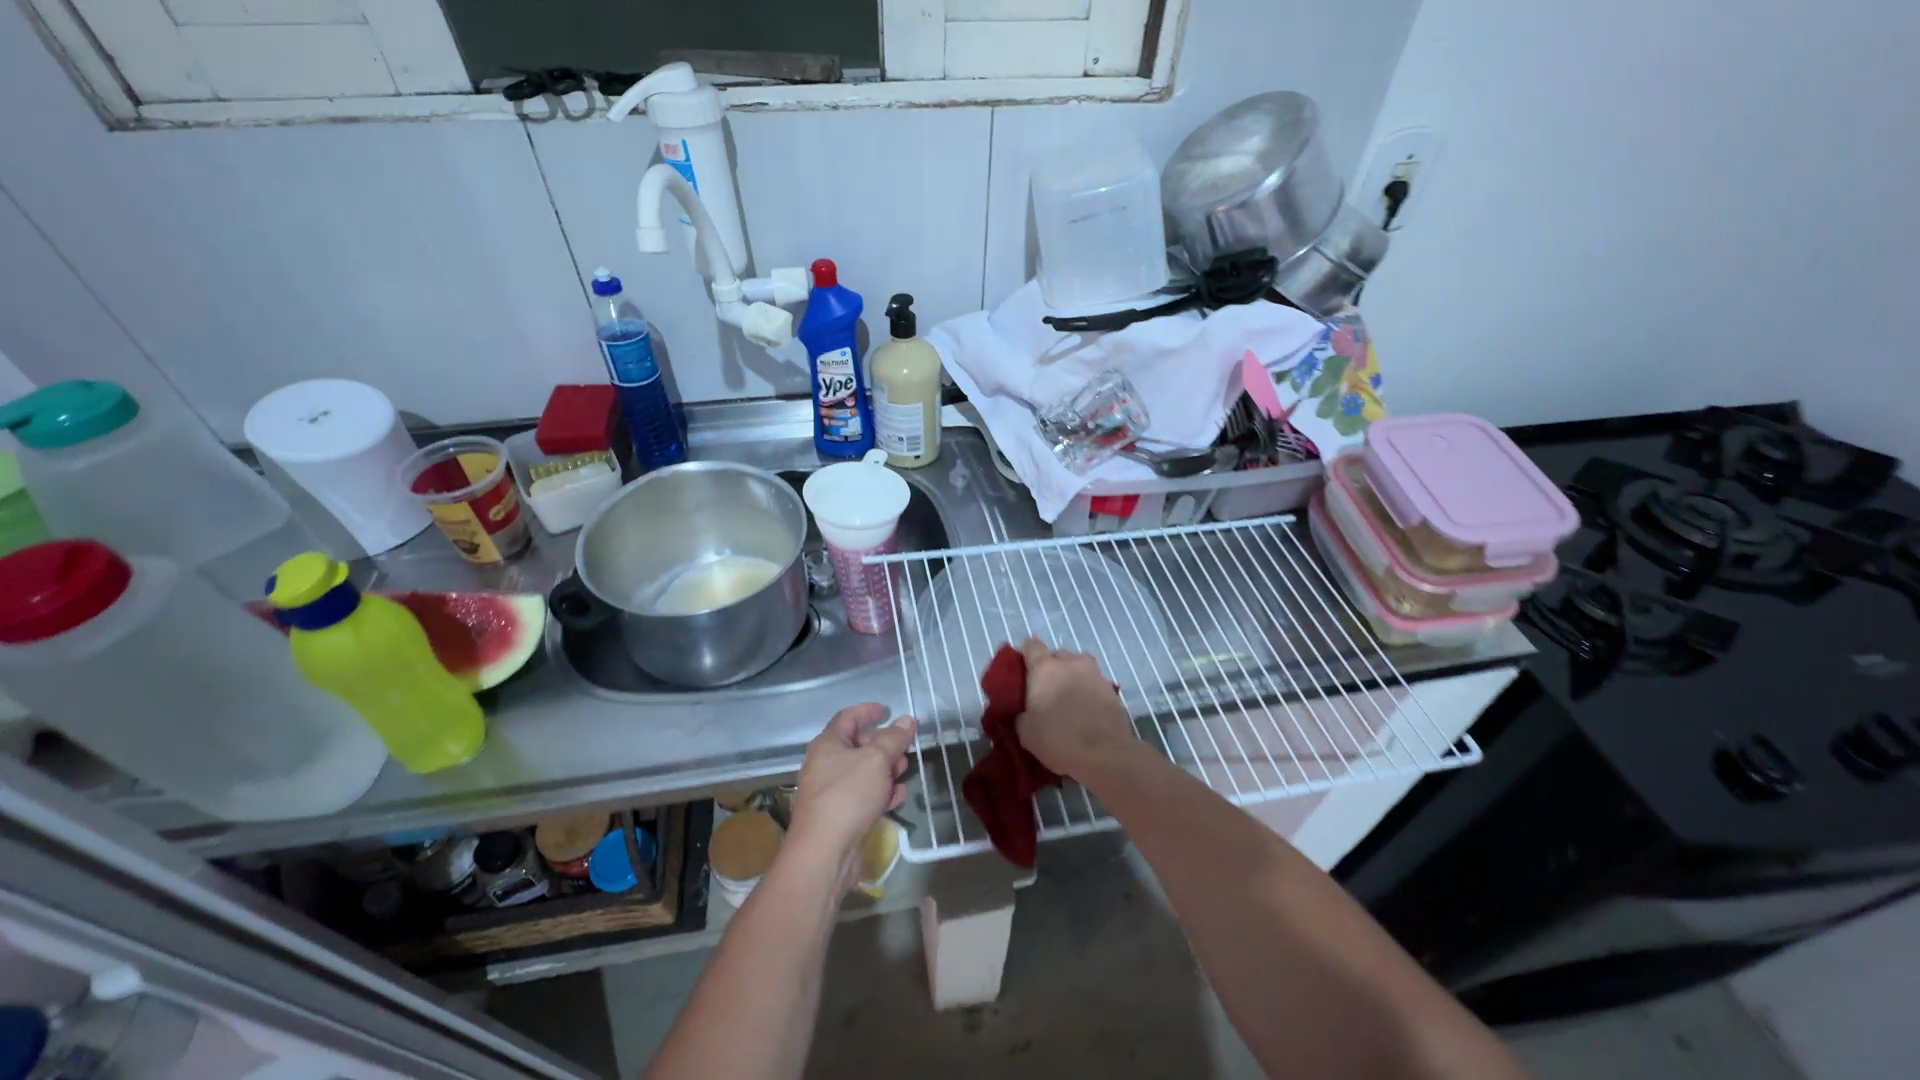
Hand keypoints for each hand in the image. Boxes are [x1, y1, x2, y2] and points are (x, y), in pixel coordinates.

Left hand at [789, 704, 916, 883]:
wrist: (825, 852)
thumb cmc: (848, 796)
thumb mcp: (876, 760)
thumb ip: (893, 738)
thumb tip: (906, 720)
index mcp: (827, 745)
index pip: (847, 717)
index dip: (868, 711)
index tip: (888, 710)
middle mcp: (825, 765)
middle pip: (857, 746)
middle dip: (883, 745)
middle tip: (904, 750)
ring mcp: (831, 792)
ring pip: (863, 773)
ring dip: (885, 771)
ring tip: (903, 774)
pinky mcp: (840, 815)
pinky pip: (863, 796)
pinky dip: (880, 793)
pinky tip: (896, 798)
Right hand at [1015, 637, 1137, 776]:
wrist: (1105, 754)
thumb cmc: (1058, 739)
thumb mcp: (1025, 732)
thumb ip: (1021, 713)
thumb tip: (1026, 711)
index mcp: (1045, 668)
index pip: (1031, 646)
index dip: (1026, 655)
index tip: (1023, 670)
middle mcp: (1071, 663)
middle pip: (1057, 655)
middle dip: (1051, 667)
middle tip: (1046, 689)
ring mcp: (1095, 674)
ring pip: (1079, 667)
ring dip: (1072, 676)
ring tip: (1069, 698)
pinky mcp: (1112, 689)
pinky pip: (1094, 683)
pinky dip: (1088, 691)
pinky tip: (1086, 709)